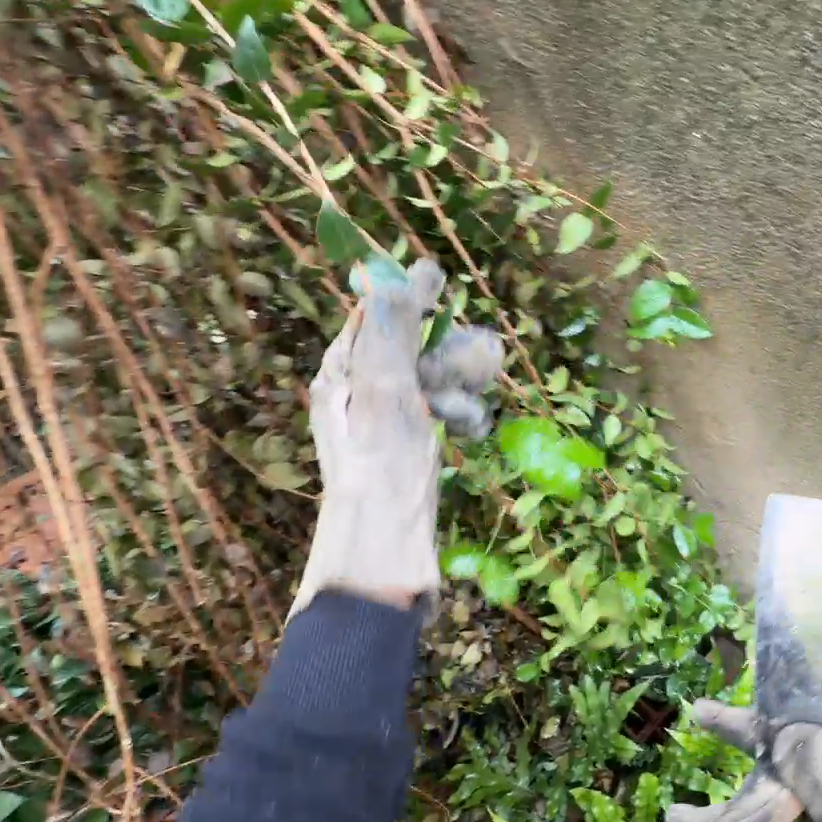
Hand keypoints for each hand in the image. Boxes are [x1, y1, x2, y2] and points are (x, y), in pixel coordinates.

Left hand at [292, 258, 501, 616]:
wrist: (387, 550)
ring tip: (464, 412)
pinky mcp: (420, 442)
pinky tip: (469, 432)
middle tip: (477, 358)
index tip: (442, 285)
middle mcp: (366, 388)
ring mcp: (395, 417)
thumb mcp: (386, 389)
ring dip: (461, 386)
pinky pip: (448, 409)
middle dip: (449, 351)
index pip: (377, 314)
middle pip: (418, 342)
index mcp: (344, 370)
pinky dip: (463, 415)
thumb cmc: (381, 467)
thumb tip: (401, 271)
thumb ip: (394, 330)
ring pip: (441, 376)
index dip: (410, 296)